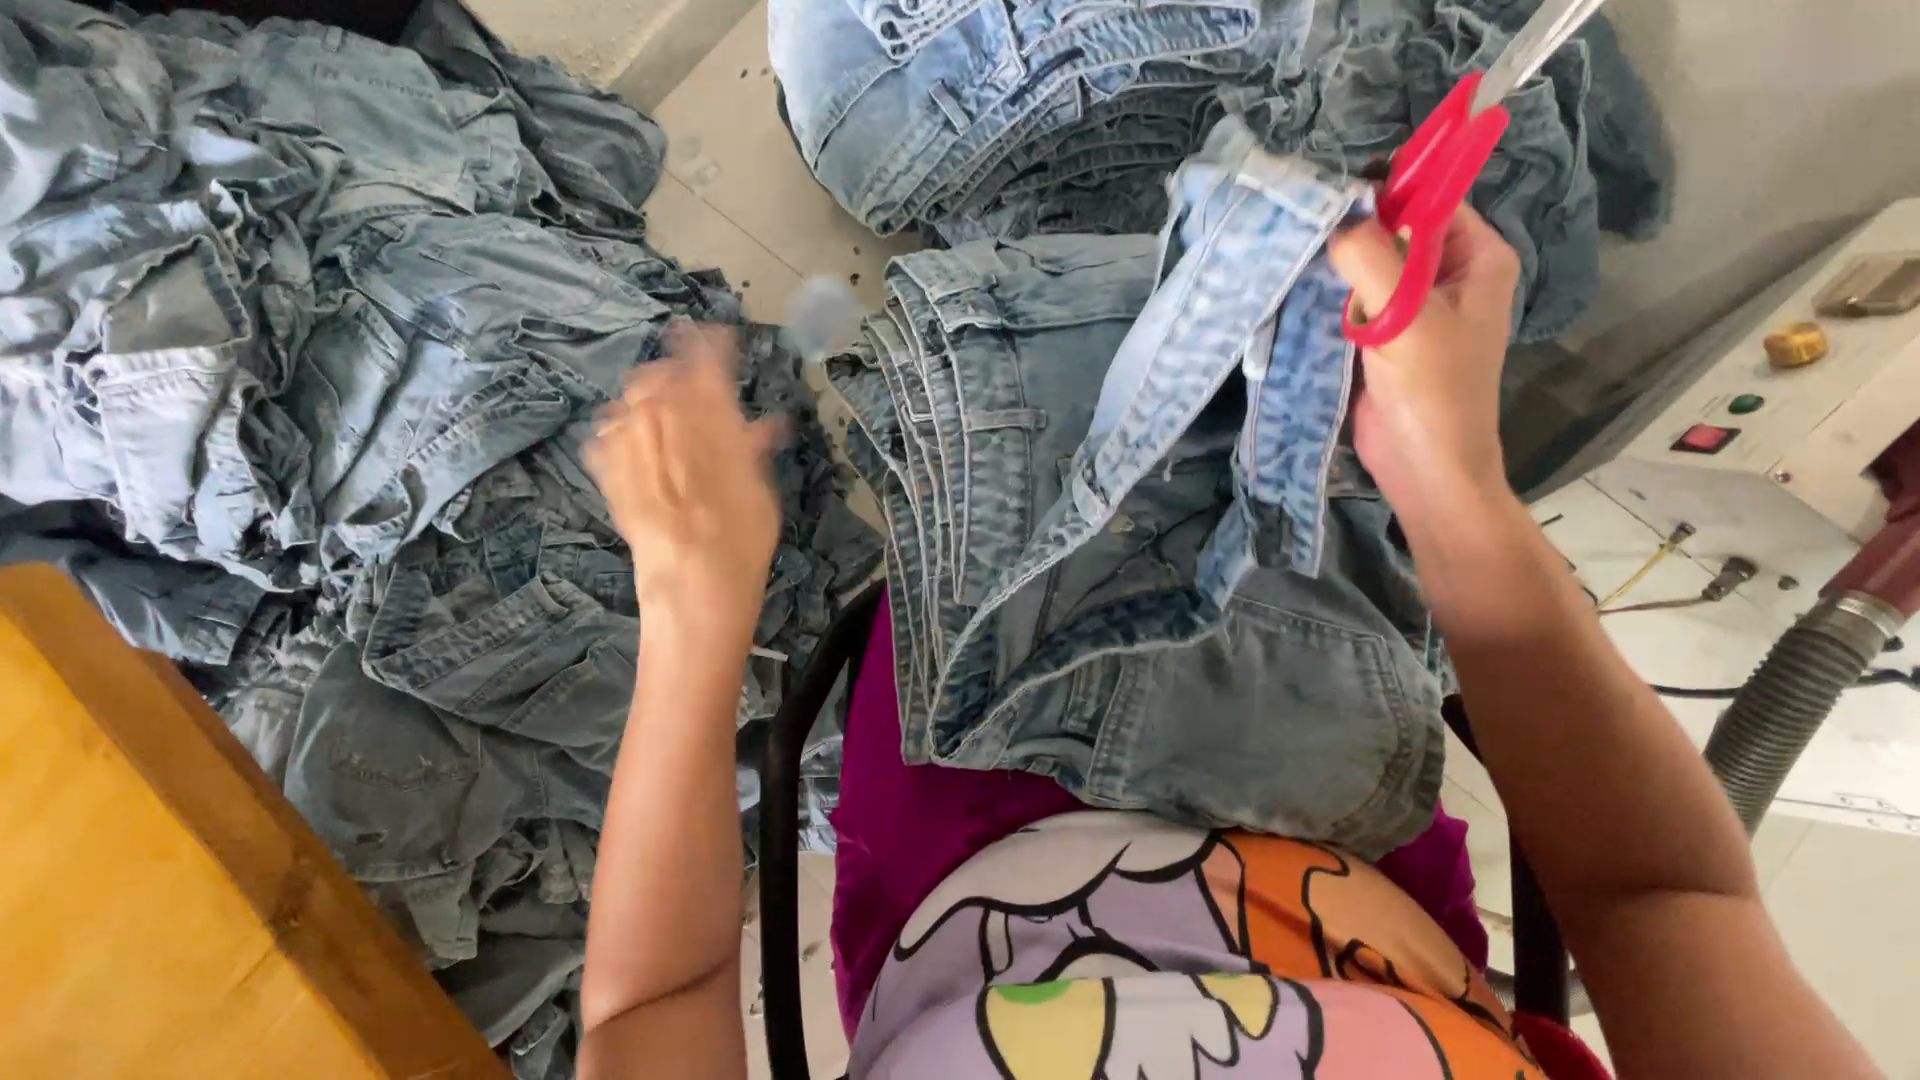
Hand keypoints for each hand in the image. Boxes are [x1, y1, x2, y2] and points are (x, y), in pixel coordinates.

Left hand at [586, 324, 783, 640]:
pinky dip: (614, 428)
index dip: (708, 354)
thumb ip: (752, 460)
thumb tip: (761, 424)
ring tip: (653, 386)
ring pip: (633, 413)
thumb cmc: (742, 558)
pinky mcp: (615, 491)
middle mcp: (680, 458)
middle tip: (679, 357)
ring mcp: (642, 473)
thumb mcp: (761, 506)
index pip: (712, 388)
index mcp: (722, 457)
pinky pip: (606, 447)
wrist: (696, 603)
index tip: (710, 330)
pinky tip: (620, 424)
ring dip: (643, 392)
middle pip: (665, 392)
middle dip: (670, 367)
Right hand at [1328, 205, 1518, 520]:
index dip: (1387, 194)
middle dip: (1354, 233)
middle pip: (1396, 232)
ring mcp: (1413, 308)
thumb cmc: (1432, 389)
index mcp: (1478, 259)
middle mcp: (1448, 276)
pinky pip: (1355, 301)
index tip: (1335, 198)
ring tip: (1297, 260)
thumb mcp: (1406, 315)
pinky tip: (1302, 295)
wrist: (1424, 466)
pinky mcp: (1383, 337)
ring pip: (1369, 267)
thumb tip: (1337, 221)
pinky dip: (1330, 299)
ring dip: (1337, 269)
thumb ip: (1372, 258)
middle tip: (1307, 231)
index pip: (1432, 202)